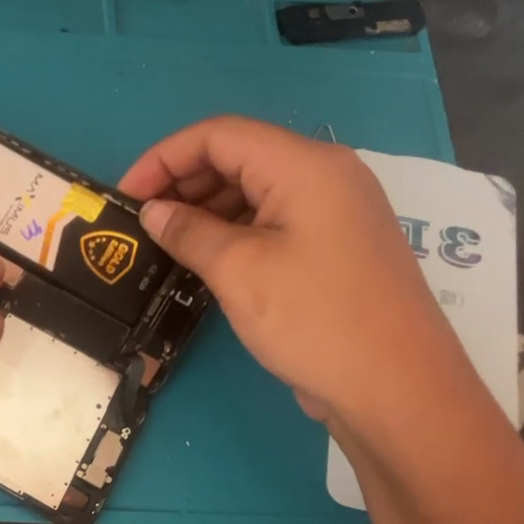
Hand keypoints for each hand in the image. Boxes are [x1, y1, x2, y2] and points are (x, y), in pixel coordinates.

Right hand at [117, 116, 473, 425]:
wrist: (398, 388)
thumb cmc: (315, 320)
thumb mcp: (239, 271)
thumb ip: (189, 232)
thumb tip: (153, 212)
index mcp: (306, 167)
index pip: (219, 135)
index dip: (163, 158)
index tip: (125, 197)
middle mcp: (324, 176)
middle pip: (237, 156)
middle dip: (181, 182)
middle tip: (139, 224)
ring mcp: (332, 212)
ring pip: (252, 190)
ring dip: (203, 209)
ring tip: (163, 245)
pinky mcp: (331, 246)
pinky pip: (270, 220)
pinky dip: (229, 231)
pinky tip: (200, 260)